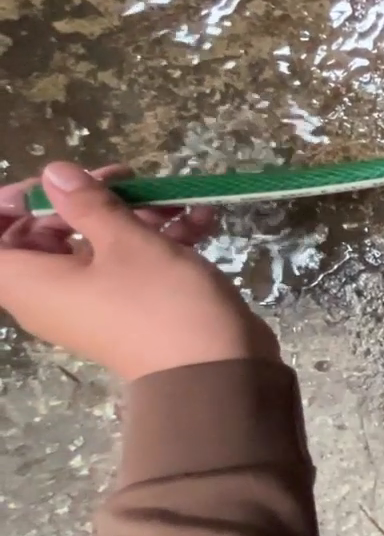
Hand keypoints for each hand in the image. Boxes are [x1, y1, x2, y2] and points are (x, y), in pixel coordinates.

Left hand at [0, 162, 272, 379]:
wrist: (212, 363)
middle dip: (89, 203)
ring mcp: (92, 299)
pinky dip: (160, 241)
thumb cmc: (160, 301)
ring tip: (183, 202)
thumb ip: (90, 206)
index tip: (63, 182)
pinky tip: (203, 222)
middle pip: (45, 236)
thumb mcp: (131, 244)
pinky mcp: (132, 305)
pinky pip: (130, 265)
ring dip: (136, 219)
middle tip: (132, 181)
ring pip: (97, 248)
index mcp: (25, 279)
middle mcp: (46, 291)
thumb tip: (56, 172)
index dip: (12, 204)